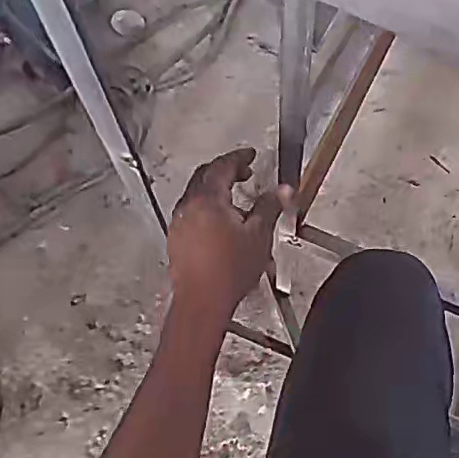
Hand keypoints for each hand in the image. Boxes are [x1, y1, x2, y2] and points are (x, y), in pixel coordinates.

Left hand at [167, 148, 290, 316]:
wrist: (203, 302)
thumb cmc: (227, 272)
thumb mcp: (259, 235)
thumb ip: (269, 207)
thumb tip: (281, 192)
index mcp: (207, 200)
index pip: (222, 167)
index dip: (238, 157)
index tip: (248, 155)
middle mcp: (188, 208)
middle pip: (205, 177)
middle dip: (226, 170)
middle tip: (243, 171)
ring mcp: (179, 224)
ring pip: (197, 195)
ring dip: (216, 190)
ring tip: (237, 200)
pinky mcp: (177, 240)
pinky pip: (192, 213)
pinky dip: (208, 208)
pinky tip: (223, 223)